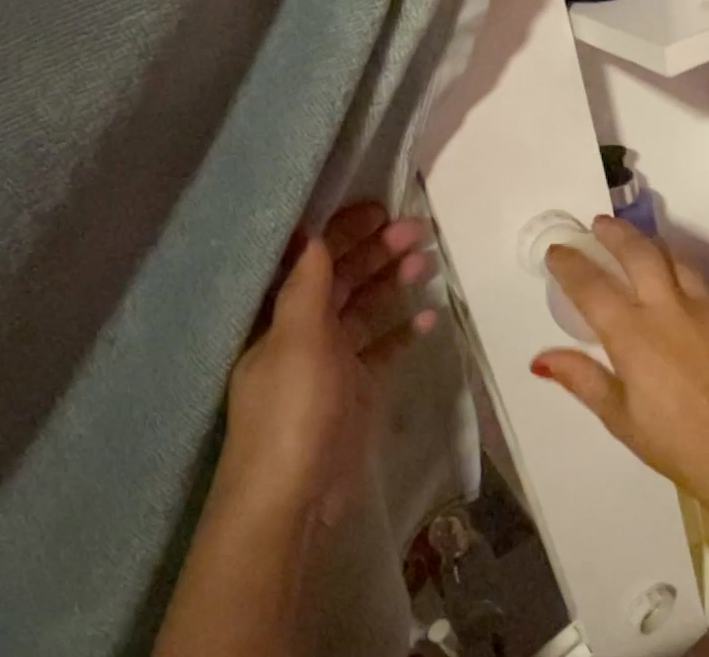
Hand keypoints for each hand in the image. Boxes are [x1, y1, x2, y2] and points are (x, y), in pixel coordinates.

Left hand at [218, 203, 436, 520]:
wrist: (293, 499)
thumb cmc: (291, 413)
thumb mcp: (297, 344)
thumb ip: (307, 289)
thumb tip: (311, 234)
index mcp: (279, 321)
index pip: (310, 263)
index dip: (340, 234)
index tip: (376, 209)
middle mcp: (303, 336)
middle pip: (342, 281)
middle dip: (375, 253)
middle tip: (416, 229)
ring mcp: (332, 363)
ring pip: (366, 310)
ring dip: (392, 284)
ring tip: (426, 261)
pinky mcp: (357, 388)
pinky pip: (383, 348)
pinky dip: (403, 330)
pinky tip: (428, 318)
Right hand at [530, 216, 708, 534]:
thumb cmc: (672, 441)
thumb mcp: (618, 416)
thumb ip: (582, 378)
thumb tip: (541, 359)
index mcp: (633, 335)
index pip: (592, 287)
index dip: (571, 265)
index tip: (558, 251)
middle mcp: (669, 310)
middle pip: (640, 254)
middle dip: (616, 233)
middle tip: (600, 224)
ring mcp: (705, 309)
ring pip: (676, 260)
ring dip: (652, 246)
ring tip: (636, 243)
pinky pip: (701, 284)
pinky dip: (681, 274)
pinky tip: (675, 286)